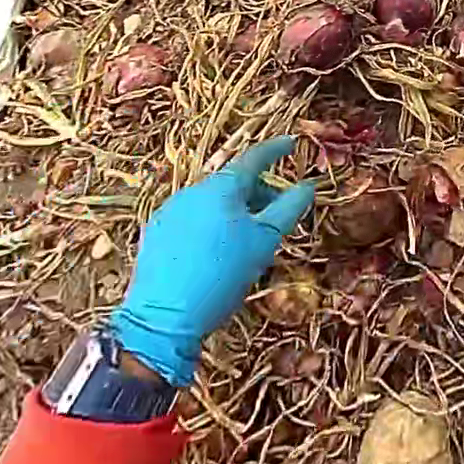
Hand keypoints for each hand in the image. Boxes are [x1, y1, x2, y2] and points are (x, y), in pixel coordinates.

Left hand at [109, 136, 314, 385]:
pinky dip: (214, 222)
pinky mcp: (155, 233)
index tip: (292, 142)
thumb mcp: (267, 240)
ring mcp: (169, 212)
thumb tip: (308, 185)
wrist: (163, 320)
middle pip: (234, 181)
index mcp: (221, 188)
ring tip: (250, 236)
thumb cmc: (224, 273)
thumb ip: (291, 206)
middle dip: (260, 191)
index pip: (254, 158)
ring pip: (214, 199)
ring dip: (237, 208)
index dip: (276, 149)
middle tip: (278, 212)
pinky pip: (194, 216)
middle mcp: (192, 192)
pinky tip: (221, 248)